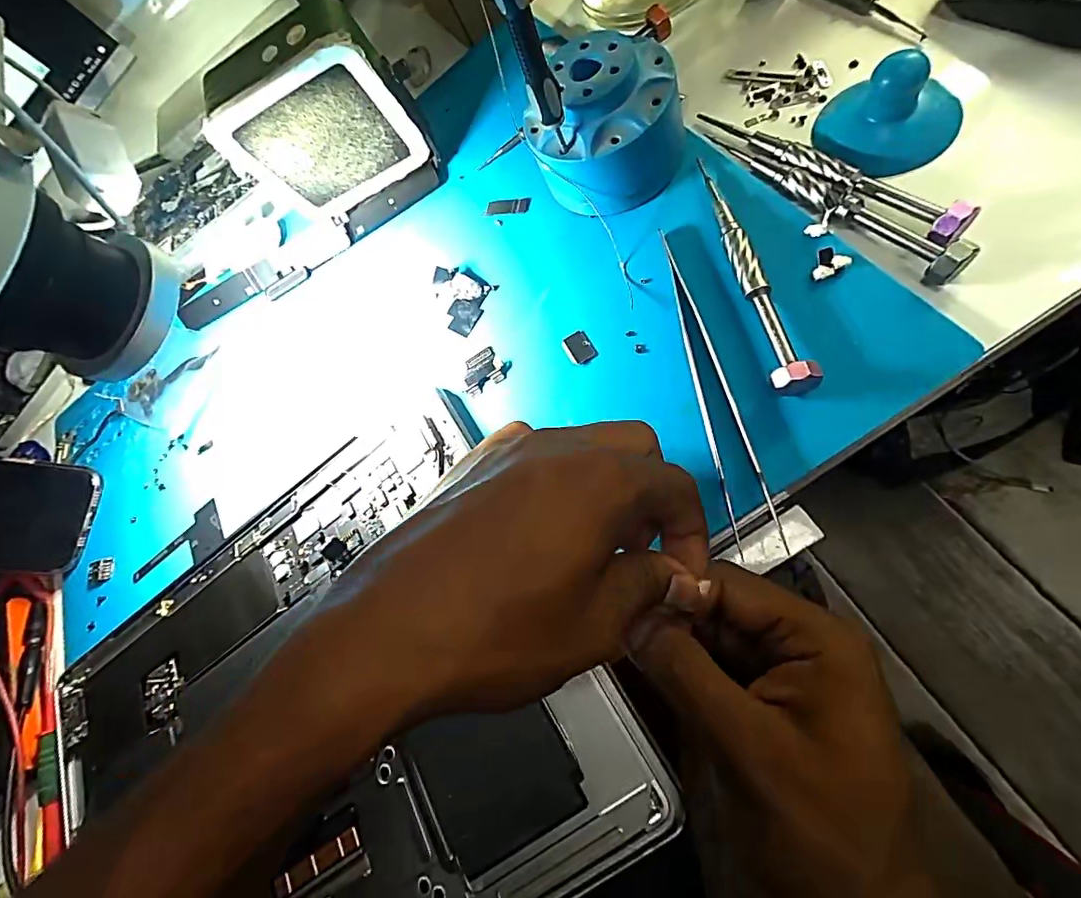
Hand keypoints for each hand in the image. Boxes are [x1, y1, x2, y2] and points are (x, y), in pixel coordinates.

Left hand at [301, 420, 716, 721]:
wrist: (388, 628)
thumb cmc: (491, 633)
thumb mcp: (593, 626)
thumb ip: (647, 589)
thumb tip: (674, 577)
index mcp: (595, 479)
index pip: (674, 483)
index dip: (692, 533)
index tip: (680, 576)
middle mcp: (551, 449)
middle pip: (631, 447)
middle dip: (650, 497)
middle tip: (640, 557)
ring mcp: (504, 451)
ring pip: (579, 447)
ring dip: (602, 488)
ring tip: (589, 552)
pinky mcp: (470, 466)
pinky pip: (530, 457)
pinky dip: (553, 483)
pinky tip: (537, 535)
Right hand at [630, 562, 935, 897]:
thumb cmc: (829, 838)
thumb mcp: (753, 749)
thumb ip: (688, 674)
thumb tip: (635, 618)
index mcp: (817, 639)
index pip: (727, 583)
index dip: (672, 590)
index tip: (622, 603)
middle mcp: (793, 646)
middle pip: (708, 607)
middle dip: (660, 619)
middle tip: (609, 627)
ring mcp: (766, 676)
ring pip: (695, 637)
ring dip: (657, 644)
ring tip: (614, 645)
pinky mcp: (743, 704)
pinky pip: (696, 670)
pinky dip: (664, 671)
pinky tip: (632, 670)